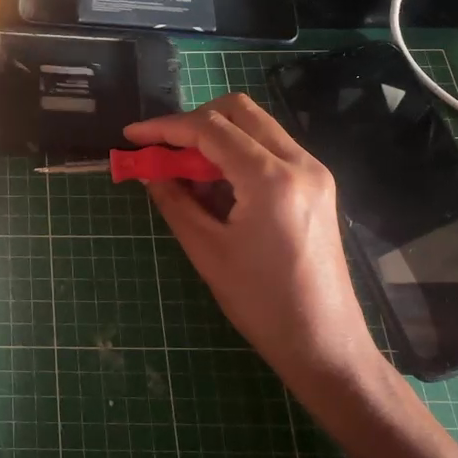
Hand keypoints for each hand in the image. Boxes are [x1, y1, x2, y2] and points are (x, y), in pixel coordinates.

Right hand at [127, 94, 377, 381]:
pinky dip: (236, 152)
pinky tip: (215, 185)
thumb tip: (147, 169)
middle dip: (193, 122)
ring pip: (255, 125)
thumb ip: (174, 201)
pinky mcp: (317, 186)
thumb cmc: (262, 304)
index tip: (131, 136)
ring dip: (215, 136)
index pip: (209, 128)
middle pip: (237, 110)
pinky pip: (269, 148)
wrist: (326, 346)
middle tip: (163, 150)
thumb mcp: (207, 251)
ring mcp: (313, 172)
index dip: (165, 127)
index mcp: (271, 179)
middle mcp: (299, 163)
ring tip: (185, 173)